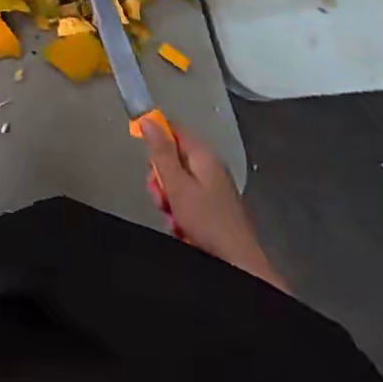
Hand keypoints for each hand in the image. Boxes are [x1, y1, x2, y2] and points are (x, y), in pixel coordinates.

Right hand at [139, 115, 284, 289]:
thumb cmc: (206, 220)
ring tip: (173, 215)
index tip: (145, 157)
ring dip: (167, 197)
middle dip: (160, 177)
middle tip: (161, 196)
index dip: (154, 137)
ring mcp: (213, 186)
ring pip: (176, 181)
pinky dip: (179, 210)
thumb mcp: (176, 184)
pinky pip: (186, 198)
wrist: (238, 262)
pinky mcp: (213, 206)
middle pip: (172, 157)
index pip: (172, 129)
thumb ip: (161, 152)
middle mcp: (209, 166)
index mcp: (203, 154)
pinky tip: (182, 226)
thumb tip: (148, 118)